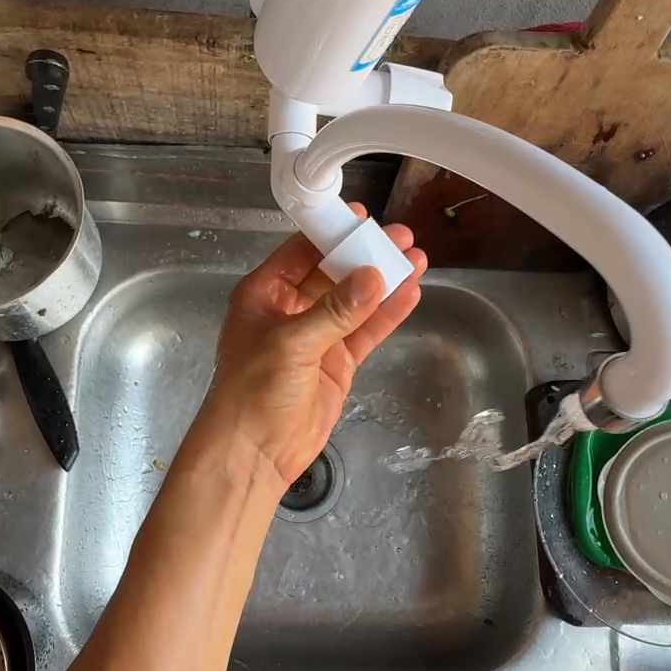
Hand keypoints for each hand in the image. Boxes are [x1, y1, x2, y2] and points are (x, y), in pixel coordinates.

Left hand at [193, 208, 425, 490]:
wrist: (253, 452)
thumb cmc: (254, 390)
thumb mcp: (290, 344)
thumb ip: (334, 311)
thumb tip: (374, 279)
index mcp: (264, 294)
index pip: (301, 252)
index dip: (331, 234)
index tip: (363, 219)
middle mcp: (290, 309)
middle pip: (333, 273)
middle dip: (365, 256)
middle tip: (401, 238)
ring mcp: (316, 336)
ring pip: (354, 301)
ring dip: (383, 283)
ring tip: (416, 260)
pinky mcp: (336, 362)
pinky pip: (364, 332)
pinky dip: (385, 315)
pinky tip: (410, 295)